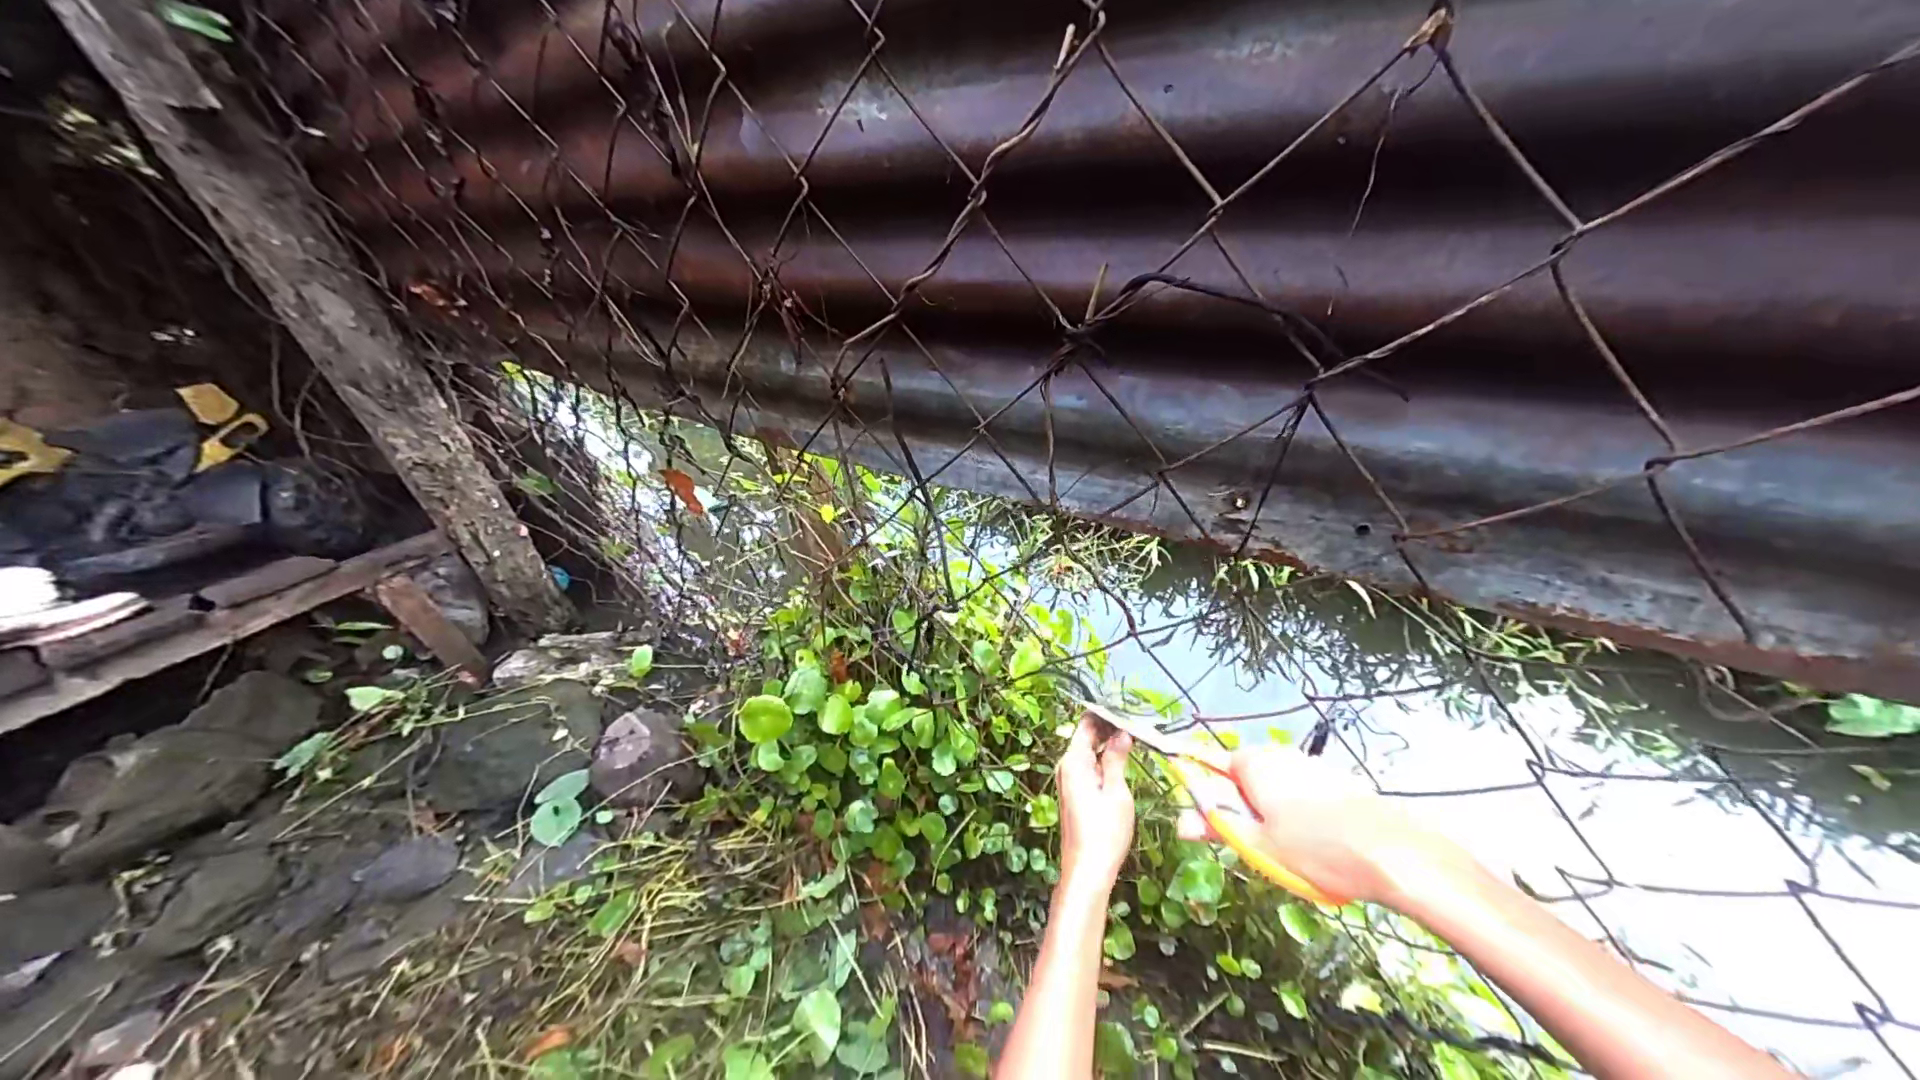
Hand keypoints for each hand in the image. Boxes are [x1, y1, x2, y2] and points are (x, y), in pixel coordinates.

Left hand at [1055, 713, 1134, 896]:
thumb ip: (1116, 759)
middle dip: (1109, 727)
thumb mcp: (1116, 792)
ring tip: (1134, 735)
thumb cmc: (1104, 832)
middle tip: (1136, 720)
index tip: (1128, 708)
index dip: (1107, 713)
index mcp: (1073, 761)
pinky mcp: (1074, 792)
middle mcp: (1066, 766)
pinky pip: (1088, 766)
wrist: (1087, 870)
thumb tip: (1122, 733)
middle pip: (1087, 736)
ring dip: (1108, 743)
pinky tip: (1121, 759)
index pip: (1087, 724)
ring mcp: (1068, 779)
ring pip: (1088, 751)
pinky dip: (1103, 759)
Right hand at [1176, 745, 1460, 908]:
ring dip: (1270, 814)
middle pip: (1243, 778)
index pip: (1209, 763)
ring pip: (1274, 789)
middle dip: (1240, 808)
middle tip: (1250, 845)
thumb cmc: (1315, 849)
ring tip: (1288, 853)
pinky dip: (1299, 815)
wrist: (1396, 855)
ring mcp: (1311, 766)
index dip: (1202, 790)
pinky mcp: (1338, 782)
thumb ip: (1217, 827)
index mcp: (1254, 762)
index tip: (1199, 818)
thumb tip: (1181, 821)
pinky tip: (1317, 847)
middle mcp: (1279, 754)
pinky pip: (1302, 796)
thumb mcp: (1258, 845)